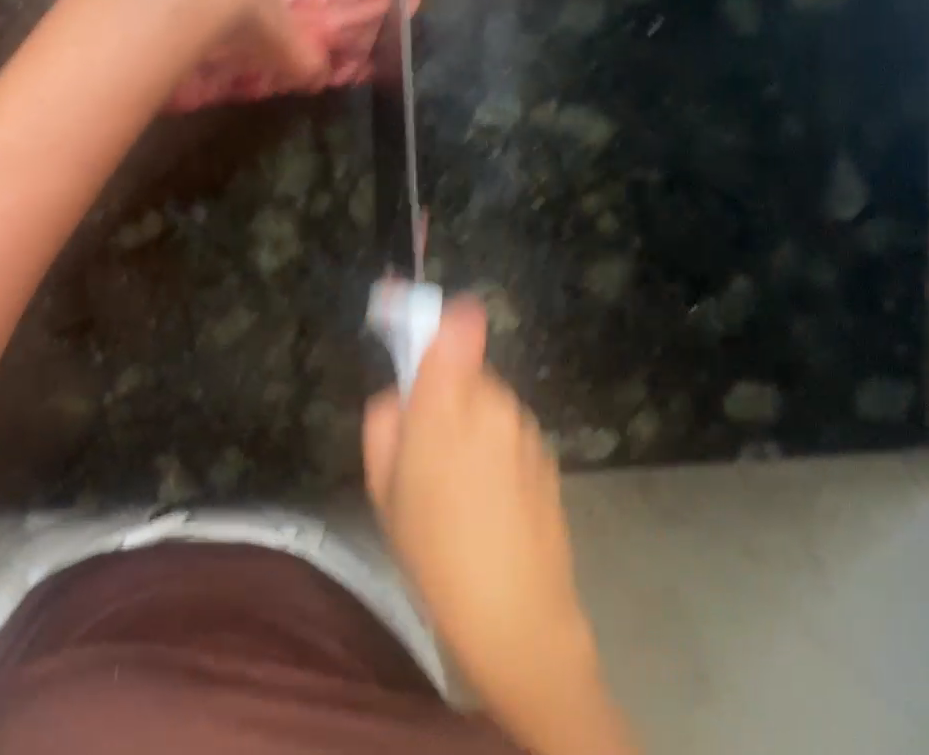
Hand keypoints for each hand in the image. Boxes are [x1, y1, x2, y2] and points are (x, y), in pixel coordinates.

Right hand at [362, 300, 594, 698]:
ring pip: (486, 399)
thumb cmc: (430, 550)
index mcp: (444, 410)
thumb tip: (400, 395)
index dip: (436, 315)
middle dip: (440, 387)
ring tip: (450, 478)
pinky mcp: (547, 457)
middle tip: (418, 440)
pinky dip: (491, 444)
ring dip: (466, 418)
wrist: (515, 616)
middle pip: (463, 368)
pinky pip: (507, 430)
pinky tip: (483, 495)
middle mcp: (492, 408)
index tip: (412, 312)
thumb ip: (383, 423)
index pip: (454, 333)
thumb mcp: (381, 488)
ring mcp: (526, 433)